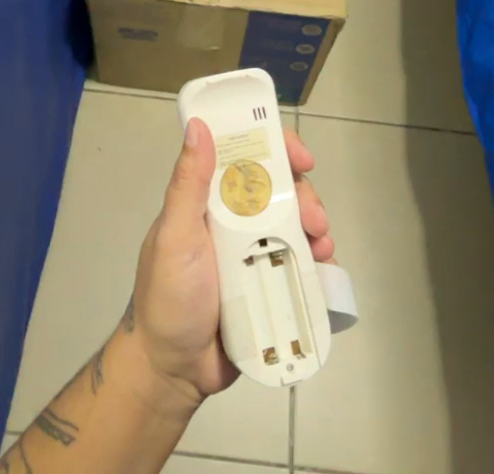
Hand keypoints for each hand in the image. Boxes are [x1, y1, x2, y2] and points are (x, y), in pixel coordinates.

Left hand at [127, 117, 334, 401]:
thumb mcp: (174, 236)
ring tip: (322, 243)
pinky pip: (302, 261)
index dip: (274, 147)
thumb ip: (187, 184)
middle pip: (279, 188)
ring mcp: (254, 251)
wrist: (174, 369)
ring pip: (295, 222)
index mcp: (208, 200)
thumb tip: (198, 125)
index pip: (243, 156)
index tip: (300, 155)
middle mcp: (233, 219)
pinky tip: (325, 264)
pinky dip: (318, 257)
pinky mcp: (270, 283)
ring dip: (316, 224)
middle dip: (304, 193)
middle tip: (315, 216)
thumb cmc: (168, 296)